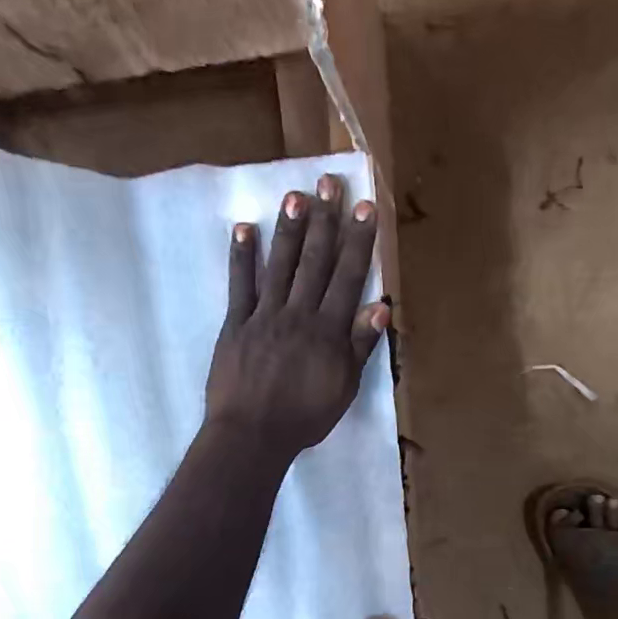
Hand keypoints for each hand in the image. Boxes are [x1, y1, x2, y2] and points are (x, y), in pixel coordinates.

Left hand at [207, 174, 388, 456]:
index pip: (347, 278)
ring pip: (280, 265)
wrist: (252, 435)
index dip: (357, 242)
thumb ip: (360, 346)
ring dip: (290, 229)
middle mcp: (298, 314)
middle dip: (326, 221)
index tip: (365, 209)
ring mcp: (264, 316)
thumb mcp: (344, 388)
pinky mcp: (236, 324)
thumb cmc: (304, 417)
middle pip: (315, 262)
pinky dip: (242, 256)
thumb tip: (380, 307)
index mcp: (328, 331)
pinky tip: (245, 228)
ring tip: (296, 194)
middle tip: (331, 183)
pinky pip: (240, 285)